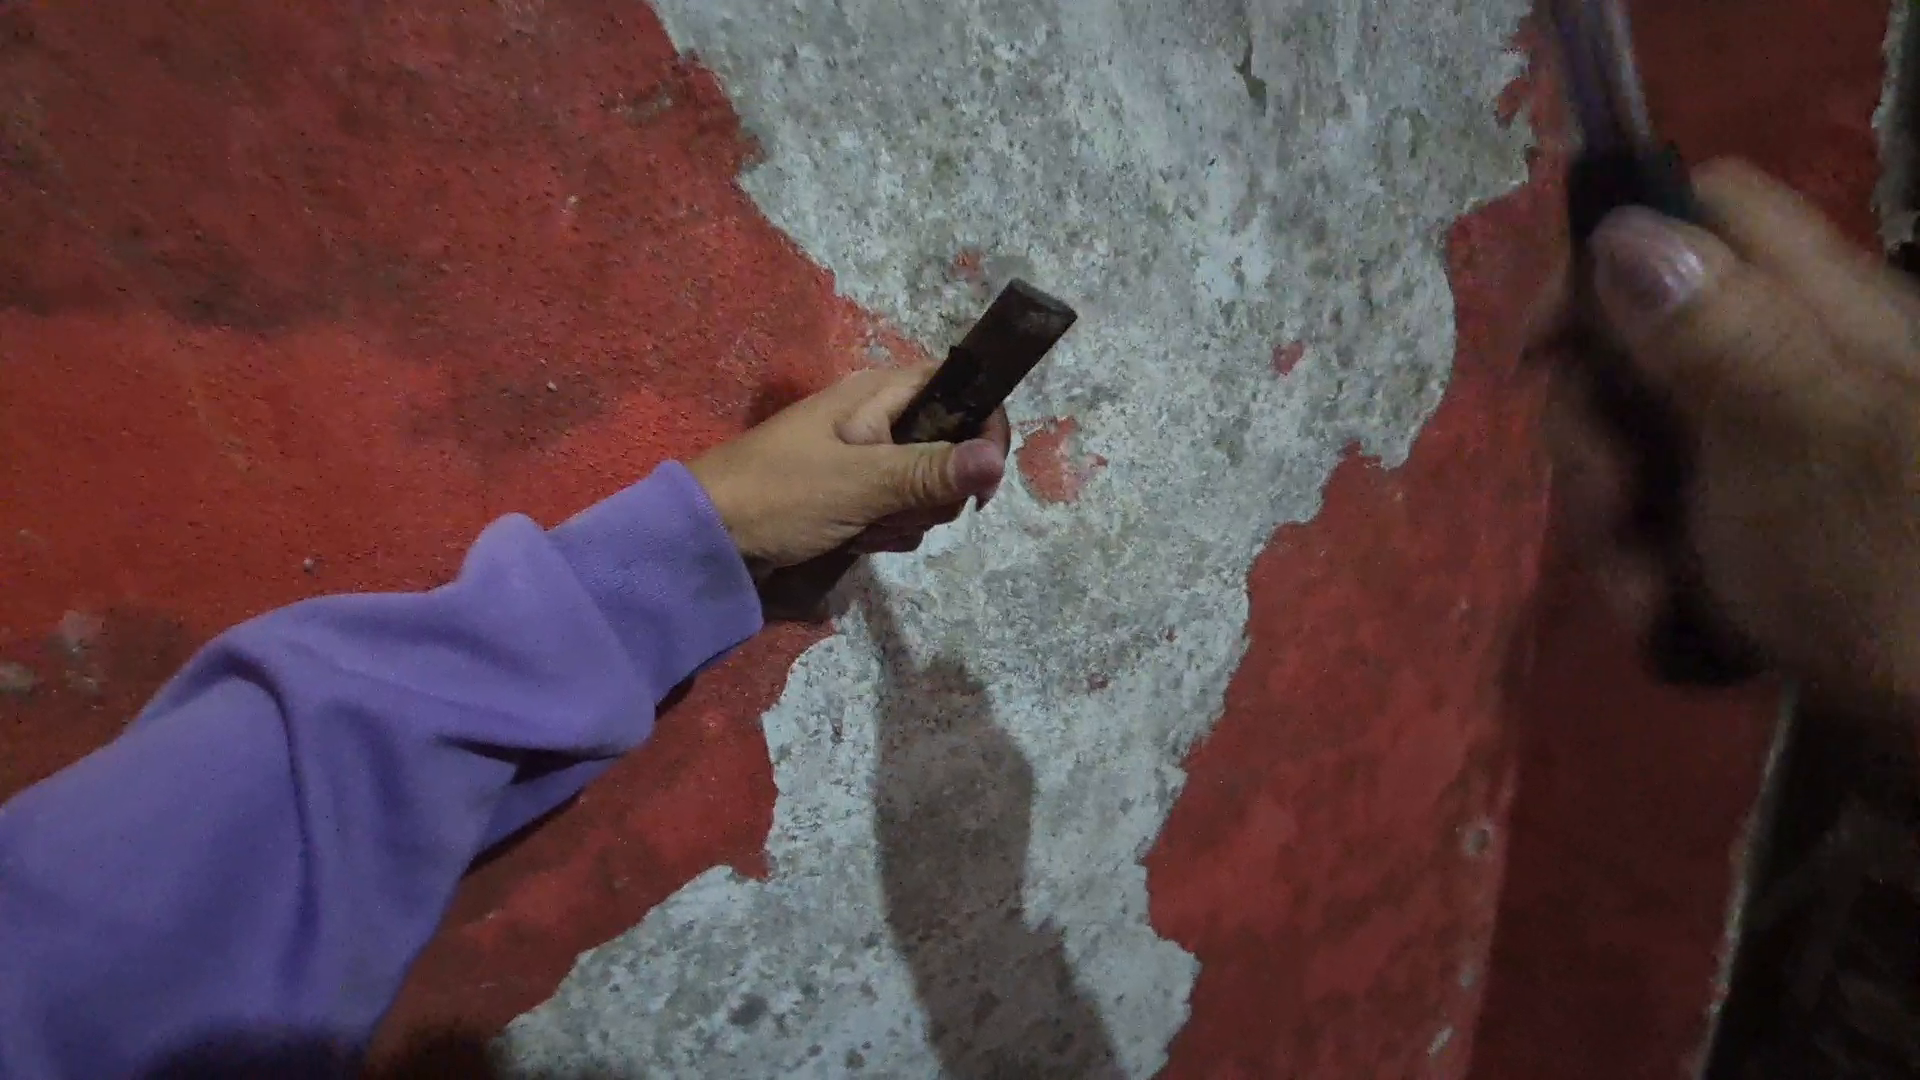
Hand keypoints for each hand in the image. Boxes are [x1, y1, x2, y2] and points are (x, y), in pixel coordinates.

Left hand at [687, 365, 1010, 571]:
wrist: (708, 540)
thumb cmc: (779, 495)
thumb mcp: (860, 482)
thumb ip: (930, 471)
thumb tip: (999, 460)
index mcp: (878, 393)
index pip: (960, 387)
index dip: (983, 426)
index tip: (985, 477)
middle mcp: (880, 420)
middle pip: (950, 446)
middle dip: (936, 489)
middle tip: (900, 506)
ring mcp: (868, 461)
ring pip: (928, 487)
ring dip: (907, 517)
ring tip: (865, 527)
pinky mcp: (857, 496)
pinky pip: (900, 512)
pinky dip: (886, 531)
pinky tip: (857, 540)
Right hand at [1545, 160, 1919, 708]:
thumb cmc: (1895, 576)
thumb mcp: (1799, 445)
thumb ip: (1715, 336)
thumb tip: (1623, 233)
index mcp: (1814, 317)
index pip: (1697, 214)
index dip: (1602, 258)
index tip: (1542, 347)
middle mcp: (1772, 364)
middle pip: (1622, 343)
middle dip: (1584, 427)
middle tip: (1617, 492)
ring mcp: (1743, 442)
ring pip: (1611, 436)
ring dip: (1602, 513)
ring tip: (1652, 577)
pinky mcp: (1723, 507)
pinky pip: (1630, 505)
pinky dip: (1629, 558)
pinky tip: (1666, 606)